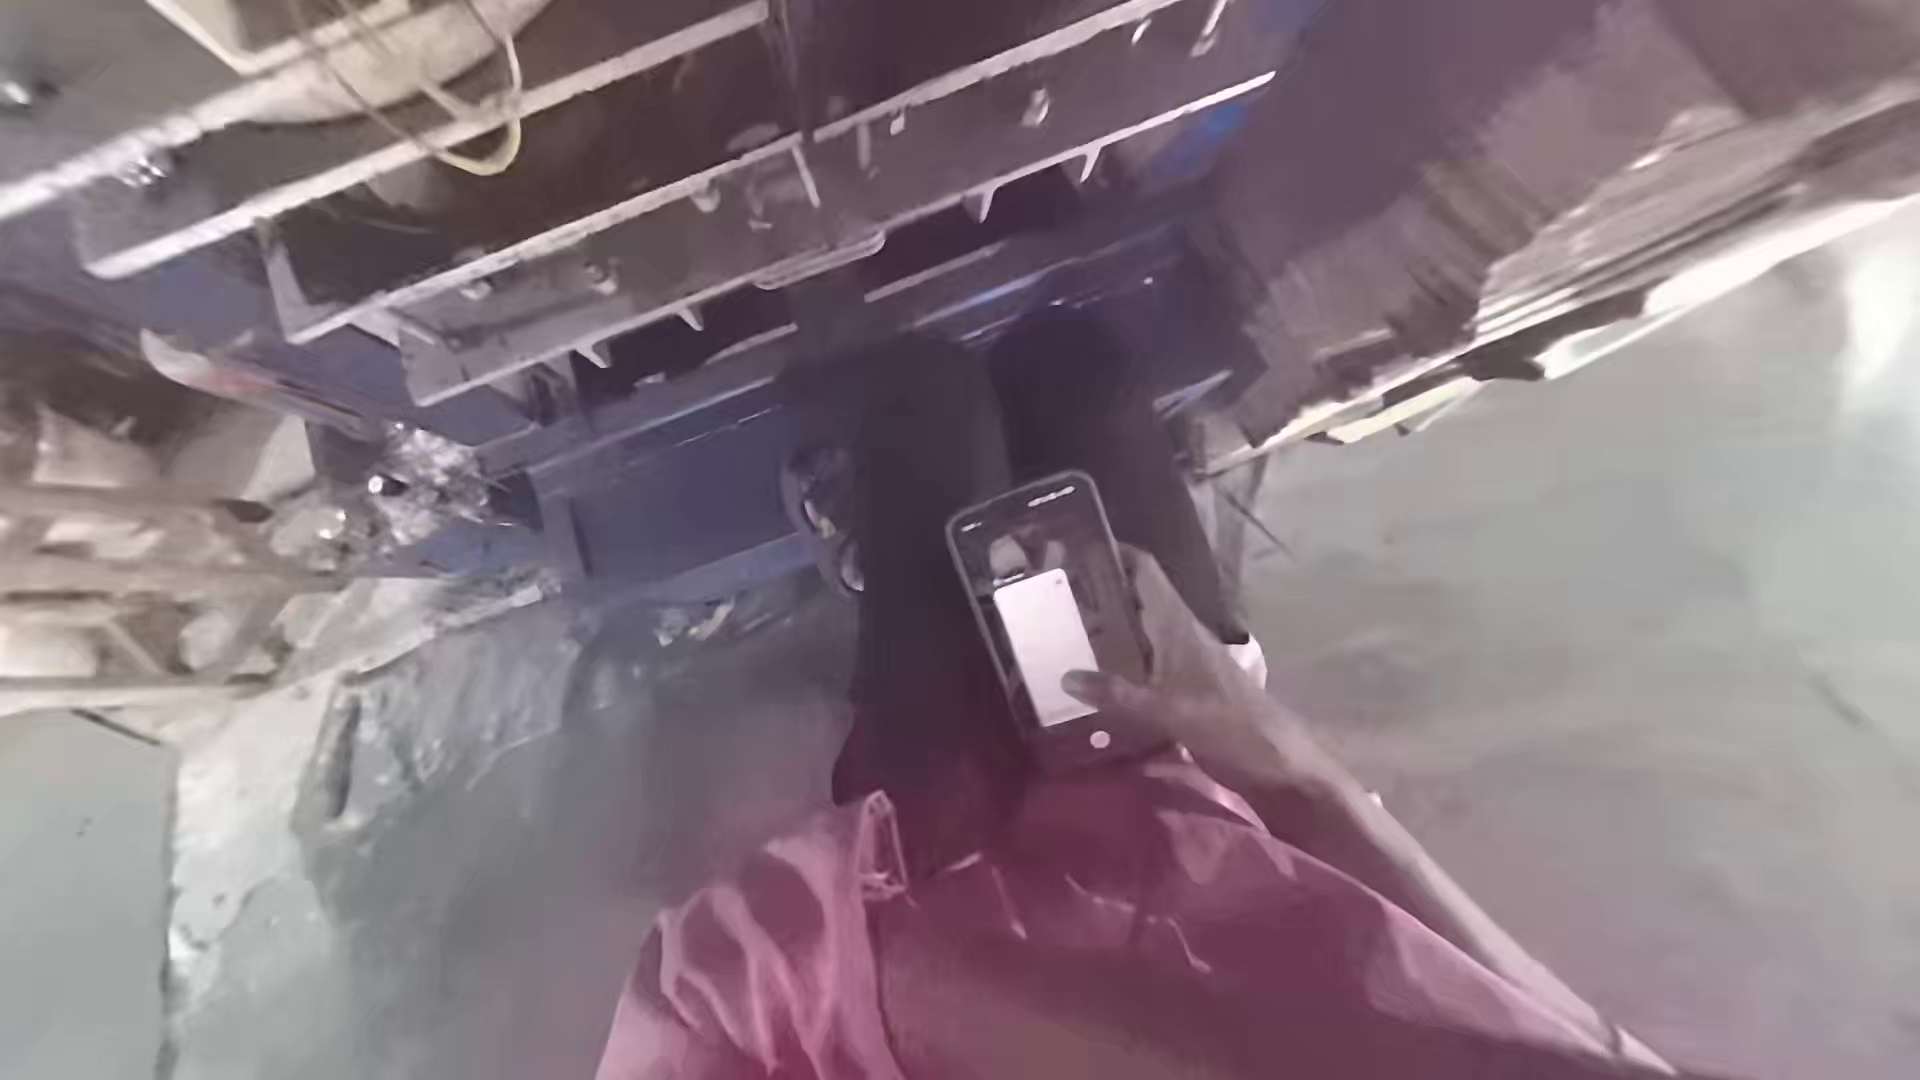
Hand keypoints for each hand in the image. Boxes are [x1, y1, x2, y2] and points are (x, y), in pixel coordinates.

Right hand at [1062, 547, 1355, 794]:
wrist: (1279, 766)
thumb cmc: (1231, 726)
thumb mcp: (1171, 710)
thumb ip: (1118, 694)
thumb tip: (1065, 677)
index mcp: (1177, 624)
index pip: (1145, 570)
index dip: (1115, 551)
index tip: (1074, 546)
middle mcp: (1175, 632)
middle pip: (1133, 596)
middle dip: (1097, 588)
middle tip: (1051, 591)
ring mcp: (1177, 658)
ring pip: (1134, 627)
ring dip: (1103, 623)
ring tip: (1058, 625)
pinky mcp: (1178, 683)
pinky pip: (1138, 658)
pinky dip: (1113, 656)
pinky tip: (1087, 672)